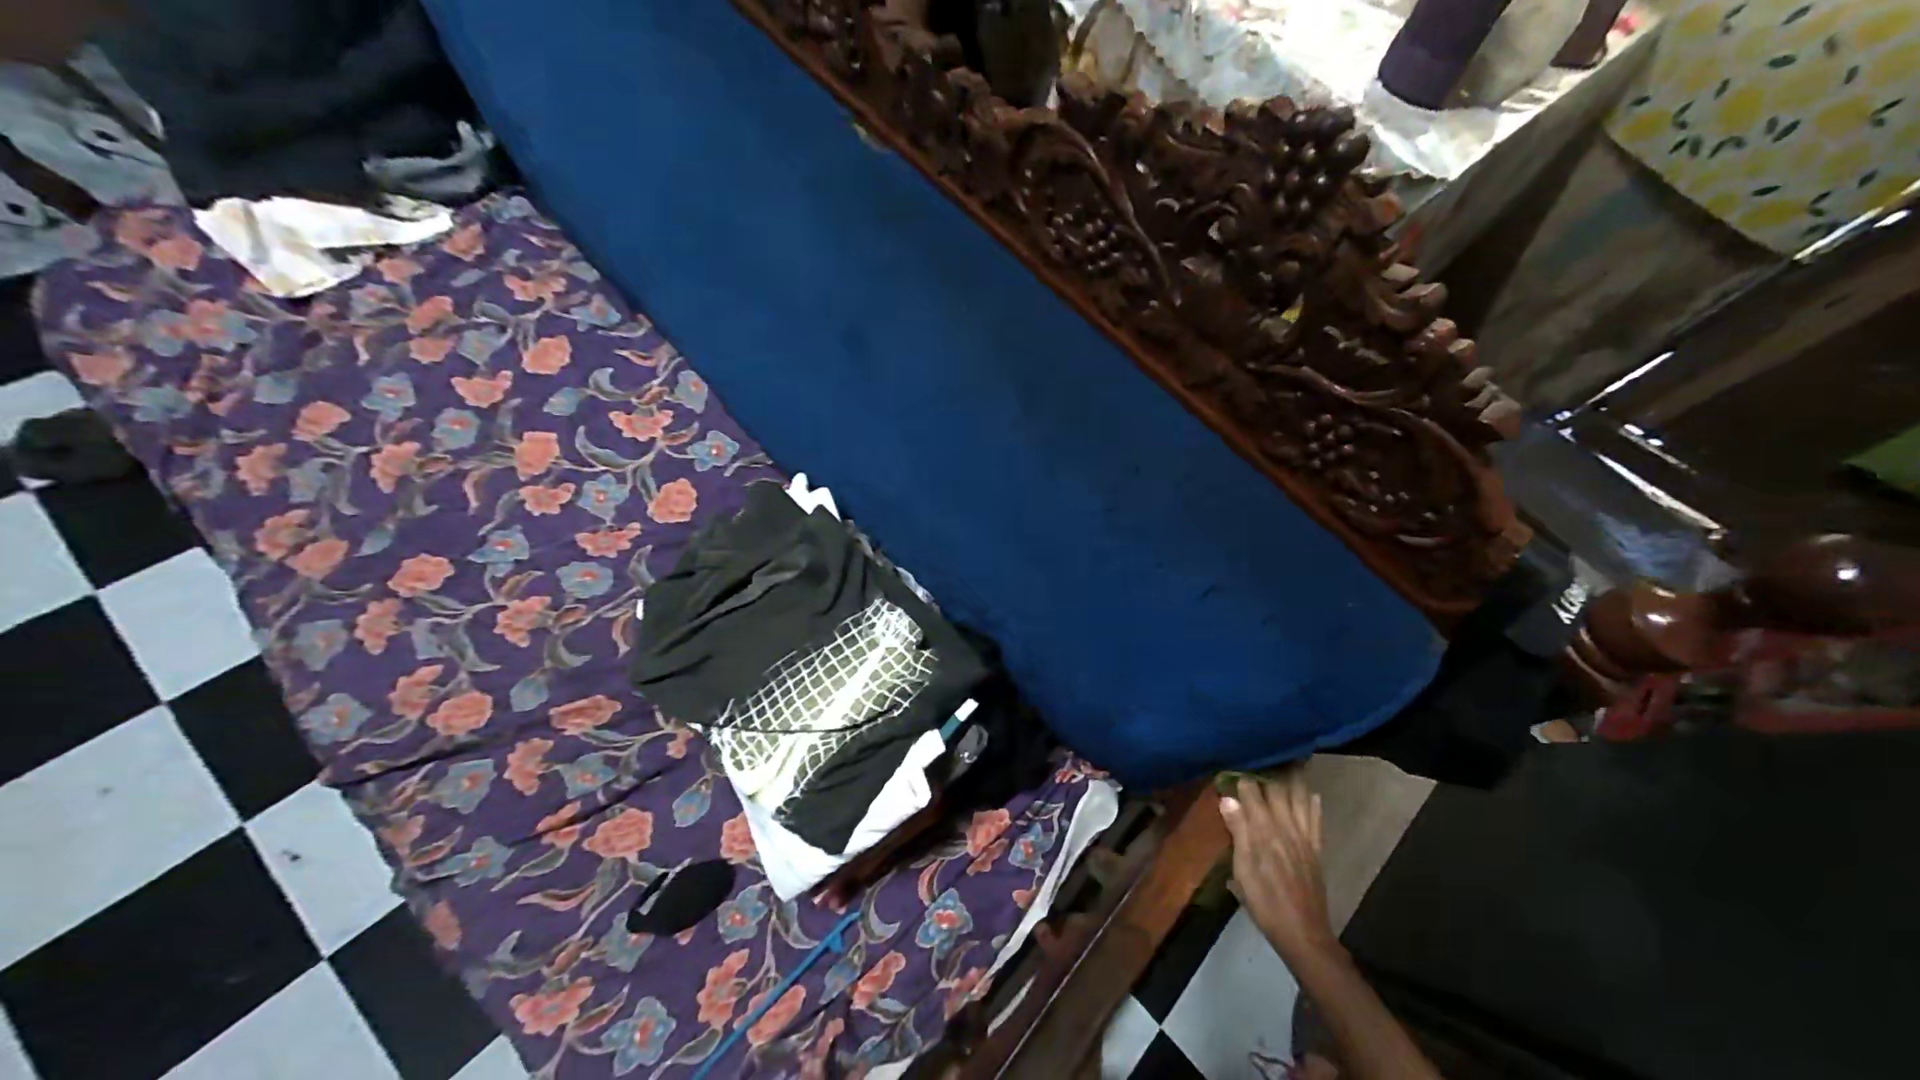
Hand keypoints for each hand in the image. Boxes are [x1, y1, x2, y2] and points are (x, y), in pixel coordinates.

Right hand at [1220, 772, 1339, 966]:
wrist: (1303, 932)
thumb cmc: (1265, 902)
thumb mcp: (1243, 869)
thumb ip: (1237, 831)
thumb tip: (1227, 798)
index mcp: (1264, 832)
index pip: (1252, 795)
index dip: (1242, 779)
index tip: (1232, 767)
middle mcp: (1286, 829)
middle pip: (1278, 792)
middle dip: (1268, 773)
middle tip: (1261, 757)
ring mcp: (1304, 839)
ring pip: (1300, 801)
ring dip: (1294, 781)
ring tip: (1289, 764)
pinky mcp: (1315, 851)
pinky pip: (1316, 821)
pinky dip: (1314, 805)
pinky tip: (1313, 795)